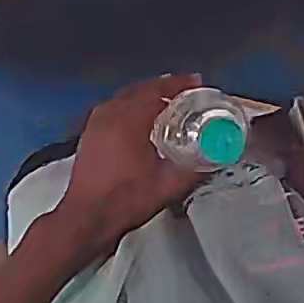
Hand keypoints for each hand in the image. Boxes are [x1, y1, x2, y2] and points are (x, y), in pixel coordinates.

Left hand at [58, 74, 206, 245]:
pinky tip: (142, 118)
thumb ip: (196, 168)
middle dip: (165, 86)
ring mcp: (95, 124)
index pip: (157, 90)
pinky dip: (132, 105)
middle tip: (186, 90)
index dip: (179, 85)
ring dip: (147, 95)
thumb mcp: (169, 185)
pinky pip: (114, 108)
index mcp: (129, 120)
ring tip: (167, 100)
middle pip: (141, 89)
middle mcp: (109, 115)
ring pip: (125, 97)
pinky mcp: (89, 135)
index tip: (196, 83)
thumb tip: (217, 156)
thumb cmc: (124, 200)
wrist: (86, 219)